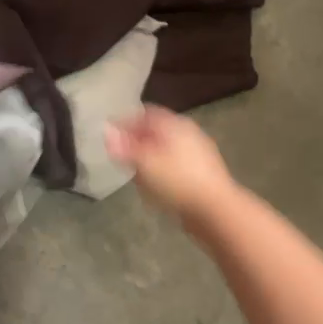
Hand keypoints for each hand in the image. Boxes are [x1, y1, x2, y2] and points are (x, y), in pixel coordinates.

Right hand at [105, 105, 238, 221]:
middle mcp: (188, 133)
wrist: (216, 210)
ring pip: (166, 148)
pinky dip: (162, 169)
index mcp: (175, 125)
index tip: (110, 136)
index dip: (125, 121)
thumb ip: (122, 146)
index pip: (145, 113)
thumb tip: (106, 131)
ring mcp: (198, 153)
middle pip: (156, 131)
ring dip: (148, 156)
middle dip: (136, 141)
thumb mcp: (142, 162)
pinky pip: (175, 164)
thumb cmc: (176, 180)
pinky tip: (155, 184)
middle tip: (120, 154)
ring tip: (135, 172)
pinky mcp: (203, 172)